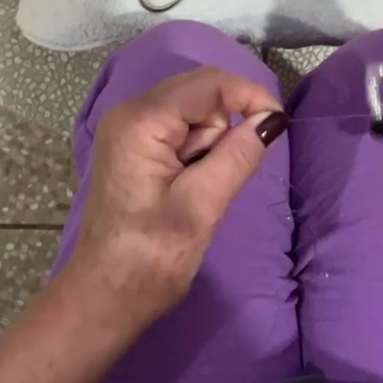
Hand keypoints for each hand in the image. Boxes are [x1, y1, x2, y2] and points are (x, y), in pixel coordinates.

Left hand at [61, 66, 287, 326]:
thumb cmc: (150, 258)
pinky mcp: (133, 146)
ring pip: (192, 111)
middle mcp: (130, 112)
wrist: (103, 299)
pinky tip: (189, 184)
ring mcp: (129, 128)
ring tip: (198, 188)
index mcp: (141, 121)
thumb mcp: (203, 206)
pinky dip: (196, 150)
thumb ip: (239, 155)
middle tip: (221, 174)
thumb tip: (273, 118)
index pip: (208, 83)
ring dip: (210, 141)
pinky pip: (179, 129)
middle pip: (199, 91)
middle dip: (225, 124)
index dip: (249, 95)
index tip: (279, 126)